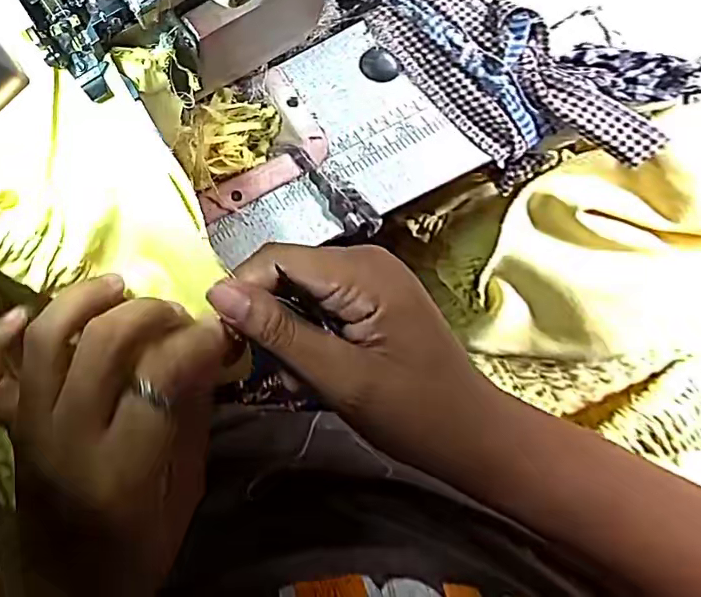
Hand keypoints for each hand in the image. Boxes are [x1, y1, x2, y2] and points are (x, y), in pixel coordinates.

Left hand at [0, 275, 235, 596]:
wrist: (70, 589)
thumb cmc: (138, 545)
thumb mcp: (183, 488)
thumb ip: (192, 412)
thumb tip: (207, 341)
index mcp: (120, 471)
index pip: (157, 377)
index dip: (193, 342)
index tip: (213, 328)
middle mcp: (66, 439)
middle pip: (100, 343)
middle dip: (145, 312)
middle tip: (172, 311)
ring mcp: (27, 427)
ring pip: (44, 338)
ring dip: (82, 299)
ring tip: (117, 287)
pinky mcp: (5, 424)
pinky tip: (28, 312)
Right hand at [206, 243, 501, 470]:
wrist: (481, 441)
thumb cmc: (419, 415)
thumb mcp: (341, 378)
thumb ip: (279, 332)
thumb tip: (218, 293)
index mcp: (361, 270)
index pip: (276, 258)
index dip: (243, 290)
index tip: (225, 333)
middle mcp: (362, 259)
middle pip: (284, 269)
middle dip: (263, 312)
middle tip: (253, 359)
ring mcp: (367, 275)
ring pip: (296, 286)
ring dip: (283, 327)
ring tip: (289, 374)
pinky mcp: (368, 294)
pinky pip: (317, 299)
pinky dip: (304, 330)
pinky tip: (309, 367)